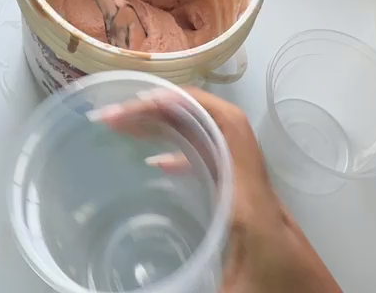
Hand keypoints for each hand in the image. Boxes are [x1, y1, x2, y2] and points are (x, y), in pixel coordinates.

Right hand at [94, 88, 341, 292]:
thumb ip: (182, 287)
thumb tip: (132, 287)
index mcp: (252, 201)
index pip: (228, 125)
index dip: (187, 101)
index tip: (143, 101)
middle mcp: (256, 192)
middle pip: (214, 128)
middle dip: (166, 111)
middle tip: (119, 115)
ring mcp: (257, 203)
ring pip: (214, 147)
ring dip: (174, 129)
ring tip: (131, 129)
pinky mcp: (255, 220)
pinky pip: (217, 169)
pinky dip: (185, 155)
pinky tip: (160, 165)